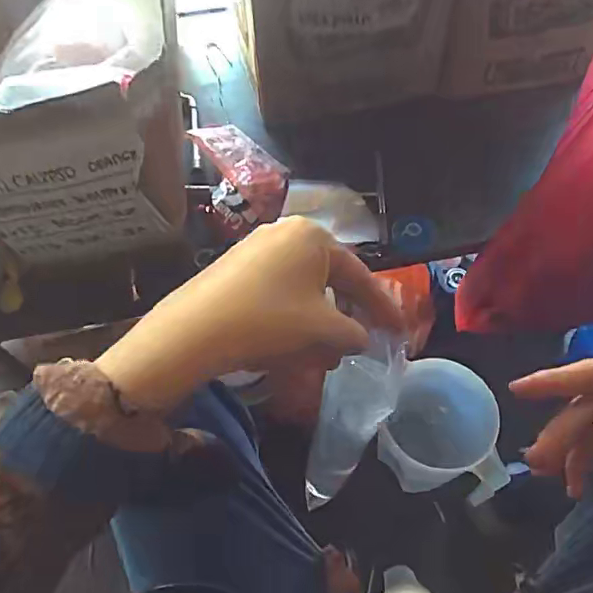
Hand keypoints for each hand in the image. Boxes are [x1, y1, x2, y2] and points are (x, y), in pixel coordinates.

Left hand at [96, 217, 404, 414]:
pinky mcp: (232, 271)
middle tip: (357, 347)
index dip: (382, 308)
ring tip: (322, 358)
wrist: (193, 332)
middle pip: (328, 281)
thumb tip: (361, 338)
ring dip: (317, 327)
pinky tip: (289, 351)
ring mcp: (253, 250)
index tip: (398, 332)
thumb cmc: (269, 322)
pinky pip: (275, 296)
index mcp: (312, 237)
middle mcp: (284, 234)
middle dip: (344, 319)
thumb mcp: (324, 330)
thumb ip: (355, 333)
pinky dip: (289, 322)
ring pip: (300, 293)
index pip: (359, 275)